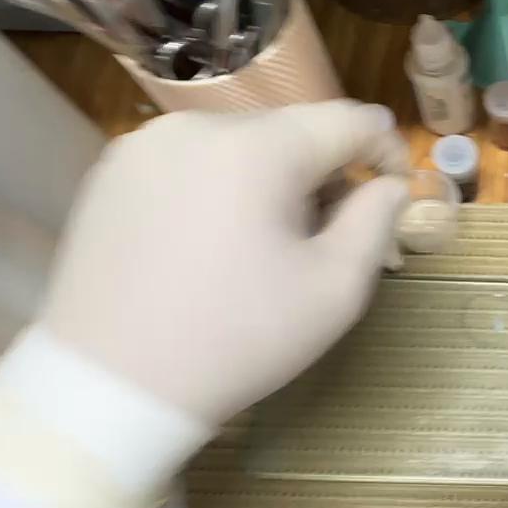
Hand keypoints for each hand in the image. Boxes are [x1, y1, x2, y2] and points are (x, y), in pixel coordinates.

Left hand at [0, 101, 408, 507]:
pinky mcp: (112, 173)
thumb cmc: (238, 340)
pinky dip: (226, 188)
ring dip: (277, 182)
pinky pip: (195, 162)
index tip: (398, 191)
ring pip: (243, 146)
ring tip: (276, 245)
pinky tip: (220, 244)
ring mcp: (144, 146)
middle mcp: (194, 126)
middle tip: (338, 238)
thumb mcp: (336, 289)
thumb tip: (389, 183)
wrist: (109, 387)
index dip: (387, 150)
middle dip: (329, 176)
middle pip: (293, 132)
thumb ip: (378, 220)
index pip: (347, 120)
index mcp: (255, 149)